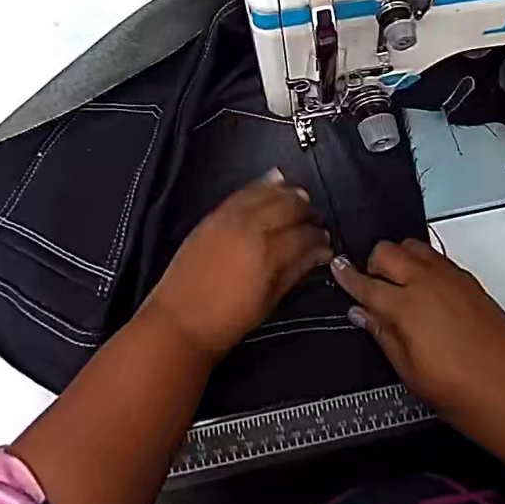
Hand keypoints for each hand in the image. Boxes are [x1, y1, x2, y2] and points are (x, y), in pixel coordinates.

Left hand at [140, 170, 331, 358]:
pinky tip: (274, 181)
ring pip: (268, 193)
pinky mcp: (213, 215)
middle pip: (289, 206)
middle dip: (307, 211)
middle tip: (314, 220)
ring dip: (288, 193)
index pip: (304, 235)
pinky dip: (262, 185)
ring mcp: (230, 218)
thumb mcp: (269, 302)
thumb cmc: (227, 321)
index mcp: (268, 254)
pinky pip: (243, 192)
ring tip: (299, 199)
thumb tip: (319, 254)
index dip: (319, 238)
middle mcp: (251, 228)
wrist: (179, 321)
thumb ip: (296, 271)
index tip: (325, 242)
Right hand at [332, 239, 504, 422]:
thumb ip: (382, 335)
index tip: (337, 267)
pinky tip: (423, 290)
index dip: (347, 276)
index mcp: (407, 307)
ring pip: (412, 246)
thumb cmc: (465, 394)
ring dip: (398, 259)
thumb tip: (361, 315)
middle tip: (371, 286)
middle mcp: (427, 282)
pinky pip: (435, 257)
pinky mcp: (468, 280)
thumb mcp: (410, 373)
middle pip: (387, 251)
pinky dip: (422, 264)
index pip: (366, 283)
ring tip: (397, 286)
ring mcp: (450, 277)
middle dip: (372, 264)